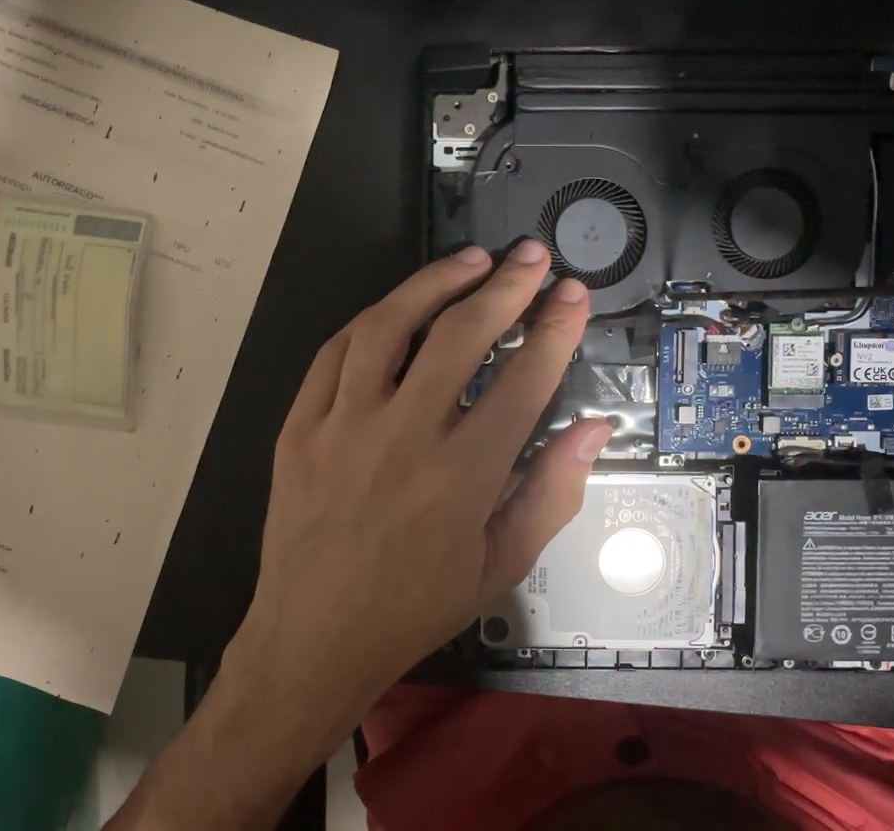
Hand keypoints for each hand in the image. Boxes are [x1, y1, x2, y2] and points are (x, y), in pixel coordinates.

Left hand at [231, 240, 609, 713]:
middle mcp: (403, 436)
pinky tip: (395, 308)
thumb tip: (592, 430)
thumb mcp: (500, 565)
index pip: (522, 379)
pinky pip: (334, 353)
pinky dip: (369, 321)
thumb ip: (552, 492)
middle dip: (505, 286)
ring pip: (388, 326)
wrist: (313, 636)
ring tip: (469, 261)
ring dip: (433, 283)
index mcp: (462, 474)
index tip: (570, 295)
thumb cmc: (413, 607)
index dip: (554, 328)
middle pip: (460, 334)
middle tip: (530, 258)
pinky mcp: (301, 425)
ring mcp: (343, 424)